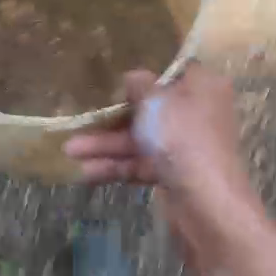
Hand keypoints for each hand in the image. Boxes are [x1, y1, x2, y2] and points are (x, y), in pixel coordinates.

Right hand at [63, 65, 251, 210]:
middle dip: (111, 116)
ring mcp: (184, 146)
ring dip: (105, 144)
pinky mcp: (173, 174)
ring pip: (139, 139)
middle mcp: (196, 114)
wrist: (206, 203)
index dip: (144, 74)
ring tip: (69, 150)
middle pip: (148, 109)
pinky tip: (84, 171)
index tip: (115, 76)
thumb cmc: (182, 137)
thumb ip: (139, 84)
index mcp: (202, 87)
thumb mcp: (155, 100)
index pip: (171, 72)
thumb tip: (133, 78)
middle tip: (80, 117)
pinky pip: (139, 164)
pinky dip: (114, 166)